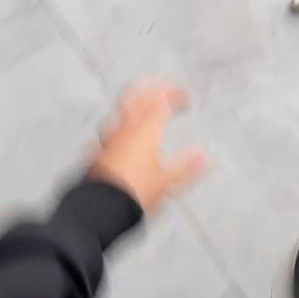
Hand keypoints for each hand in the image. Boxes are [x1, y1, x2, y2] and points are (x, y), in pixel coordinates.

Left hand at [87, 80, 205, 212]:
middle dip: (150, 87)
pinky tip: (116, 135)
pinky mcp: (96, 152)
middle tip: (161, 86)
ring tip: (139, 105)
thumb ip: (186, 167)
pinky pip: (106, 132)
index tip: (185, 98)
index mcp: (146, 131)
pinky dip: (115, 128)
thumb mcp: (166, 182)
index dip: (174, 94)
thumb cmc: (134, 194)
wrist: (98, 211)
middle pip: (136, 96)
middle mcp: (126, 129)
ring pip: (118, 110)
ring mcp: (108, 139)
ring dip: (131, 104)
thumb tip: (203, 154)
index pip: (161, 101)